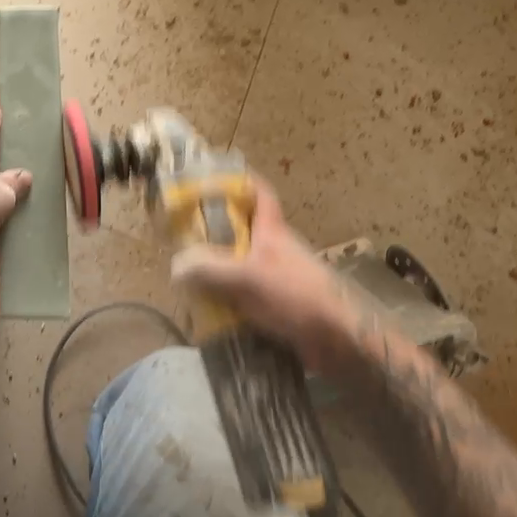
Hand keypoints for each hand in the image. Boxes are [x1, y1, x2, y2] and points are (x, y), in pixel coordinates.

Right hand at [169, 179, 361, 357]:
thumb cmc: (296, 295)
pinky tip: (209, 311)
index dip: (240, 181)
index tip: (213, 178)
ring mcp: (279, 277)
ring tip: (189, 277)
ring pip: (243, 264)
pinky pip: (247, 297)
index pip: (259, 193)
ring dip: (220, 269)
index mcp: (271, 231)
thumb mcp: (247, 277)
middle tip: (185, 235)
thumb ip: (209, 269)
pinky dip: (228, 300)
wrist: (340, 338)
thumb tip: (176, 266)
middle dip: (216, 231)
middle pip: (245, 230)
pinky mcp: (281, 305)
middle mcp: (276, 249)